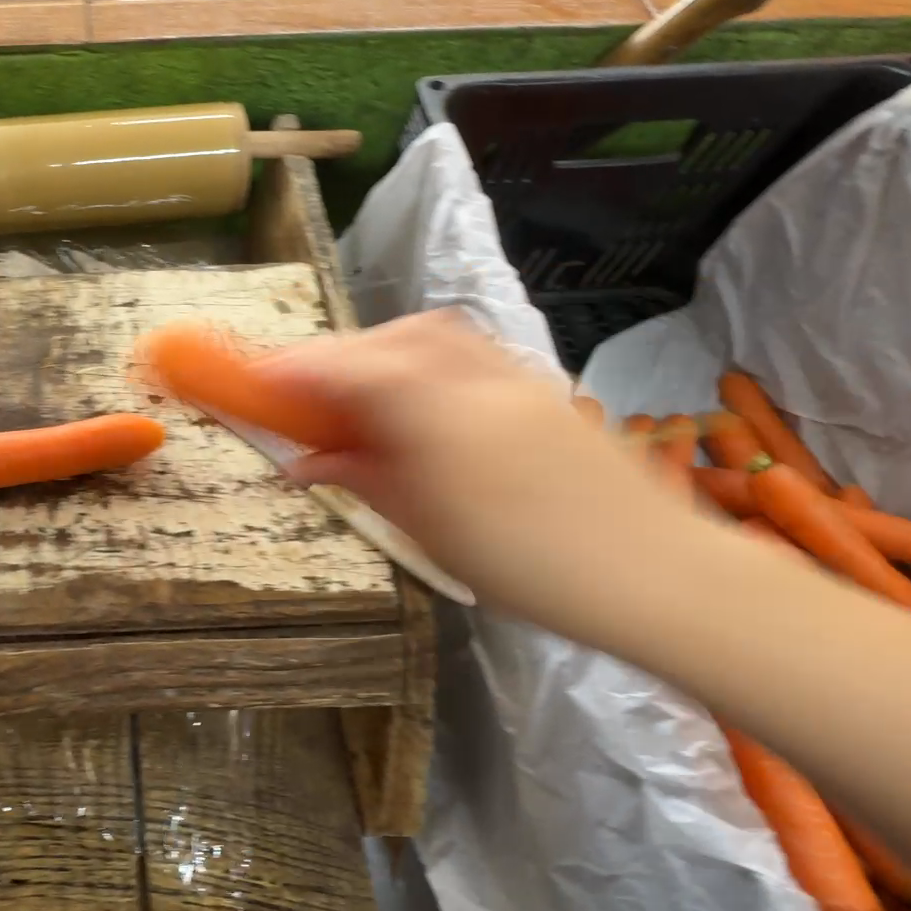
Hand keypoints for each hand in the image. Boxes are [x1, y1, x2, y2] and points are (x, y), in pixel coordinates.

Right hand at [258, 311, 692, 620]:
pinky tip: (410, 394)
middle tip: (298, 389)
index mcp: (442, 418)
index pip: (352, 371)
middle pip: (388, 341)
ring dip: (376, 352)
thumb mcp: (429, 527)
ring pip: (429, 335)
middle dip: (334, 356)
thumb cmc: (531, 566)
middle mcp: (477, 378)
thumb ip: (362, 477)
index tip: (251, 376)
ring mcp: (515, 375)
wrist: (659, 574)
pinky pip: (464, 350)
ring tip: (350, 391)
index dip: (295, 368)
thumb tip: (302, 461)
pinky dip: (418, 357)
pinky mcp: (538, 385)